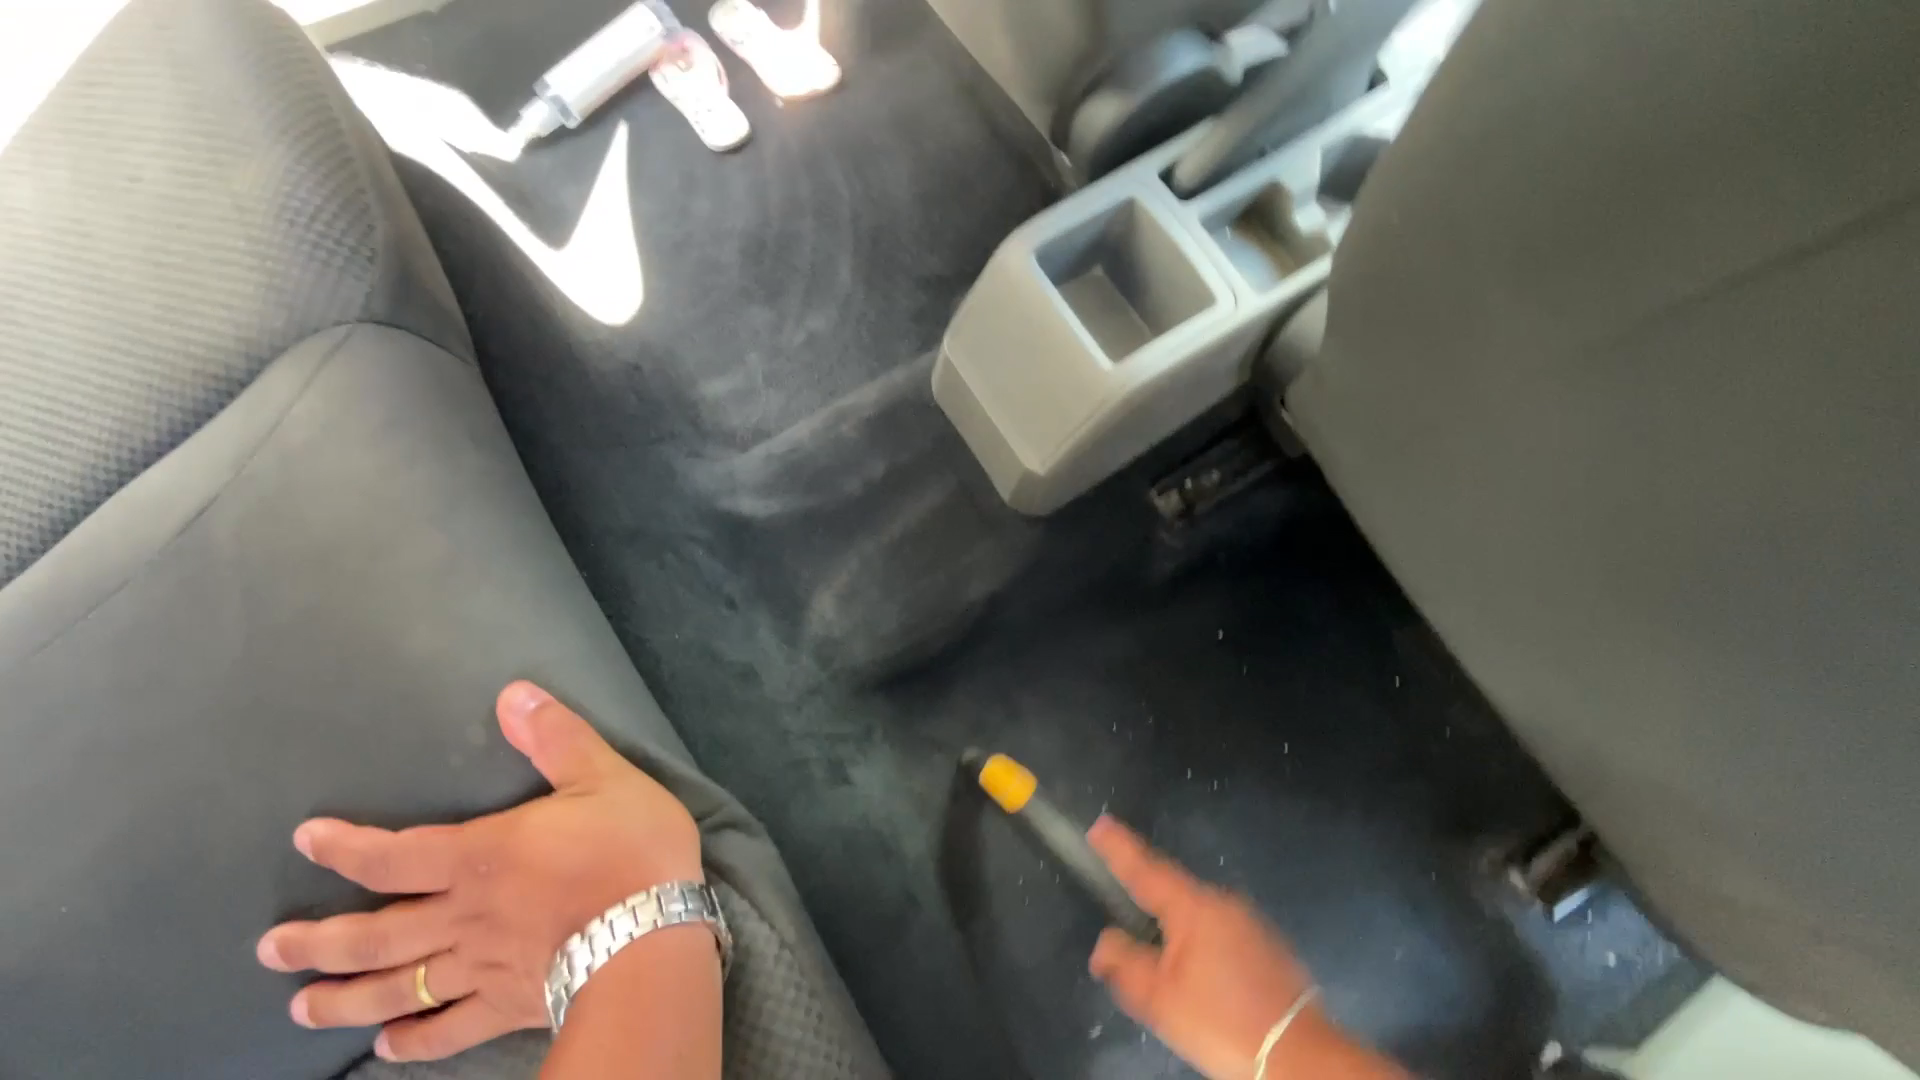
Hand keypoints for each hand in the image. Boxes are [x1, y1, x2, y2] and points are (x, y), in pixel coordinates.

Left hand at [256, 681, 704, 1062]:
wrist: (654, 932)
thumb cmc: (629, 847)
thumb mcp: (603, 776)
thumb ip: (555, 737)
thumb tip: (512, 692)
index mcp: (481, 856)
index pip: (395, 854)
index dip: (346, 847)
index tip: (306, 840)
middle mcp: (464, 916)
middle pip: (377, 933)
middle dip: (319, 942)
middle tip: (269, 949)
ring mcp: (482, 968)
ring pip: (400, 986)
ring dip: (345, 997)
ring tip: (301, 1007)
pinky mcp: (509, 1005)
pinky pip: (450, 1030)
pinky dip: (414, 1040)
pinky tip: (387, 1046)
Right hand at [1086, 817, 1332, 1079]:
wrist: (1301, 1056)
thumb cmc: (1223, 1022)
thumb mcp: (1160, 1000)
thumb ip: (1124, 964)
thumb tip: (1104, 942)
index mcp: (1193, 907)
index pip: (1146, 868)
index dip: (1119, 847)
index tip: (1099, 824)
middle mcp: (1223, 902)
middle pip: (1173, 890)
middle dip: (1147, 895)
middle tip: (1123, 904)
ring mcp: (1251, 922)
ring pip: (1199, 914)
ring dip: (1176, 927)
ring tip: (1162, 957)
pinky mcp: (1269, 946)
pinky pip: (1221, 931)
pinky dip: (1202, 943)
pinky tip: (1201, 974)